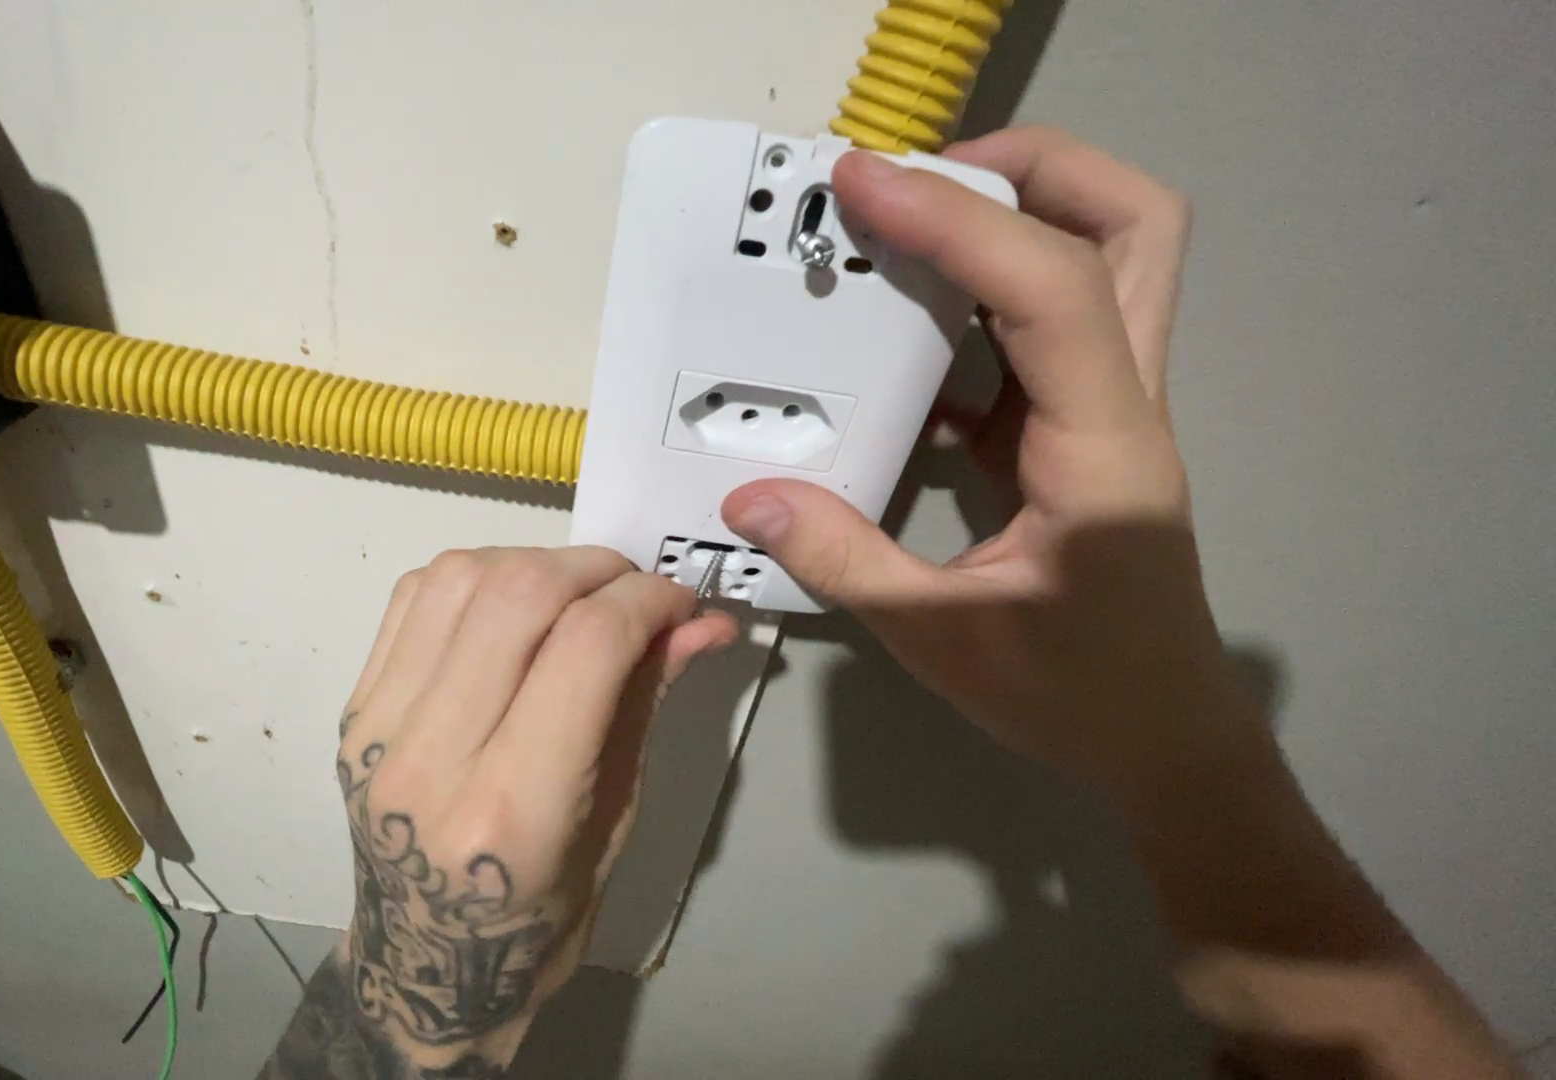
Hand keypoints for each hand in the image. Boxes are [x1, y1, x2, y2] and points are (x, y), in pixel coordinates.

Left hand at [324, 548, 734, 1070]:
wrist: (423, 967)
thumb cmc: (542, 915)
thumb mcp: (617, 817)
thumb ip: (647, 699)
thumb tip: (704, 619)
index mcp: (513, 811)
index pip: (588, 647)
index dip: (647, 601)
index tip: (679, 600)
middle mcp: (431, 759)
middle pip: (519, 595)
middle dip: (595, 568)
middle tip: (632, 587)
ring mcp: (378, 727)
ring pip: (461, 577)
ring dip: (535, 562)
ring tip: (573, 590)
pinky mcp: (353, 706)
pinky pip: (415, 594)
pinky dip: (477, 576)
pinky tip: (510, 604)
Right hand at [723, 127, 1257, 797]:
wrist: (1160, 742)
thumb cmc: (1069, 695)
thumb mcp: (938, 634)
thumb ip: (842, 560)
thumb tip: (747, 499)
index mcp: (1102, 449)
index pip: (1051, 288)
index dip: (957, 220)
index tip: (862, 185)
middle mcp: (1122, 406)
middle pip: (1131, 226)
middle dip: (1030, 172)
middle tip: (917, 182)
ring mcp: (1104, 416)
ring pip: (1102, 264)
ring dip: (1010, 222)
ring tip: (903, 230)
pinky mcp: (1072, 438)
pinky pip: (1036, 336)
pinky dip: (976, 305)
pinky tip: (899, 337)